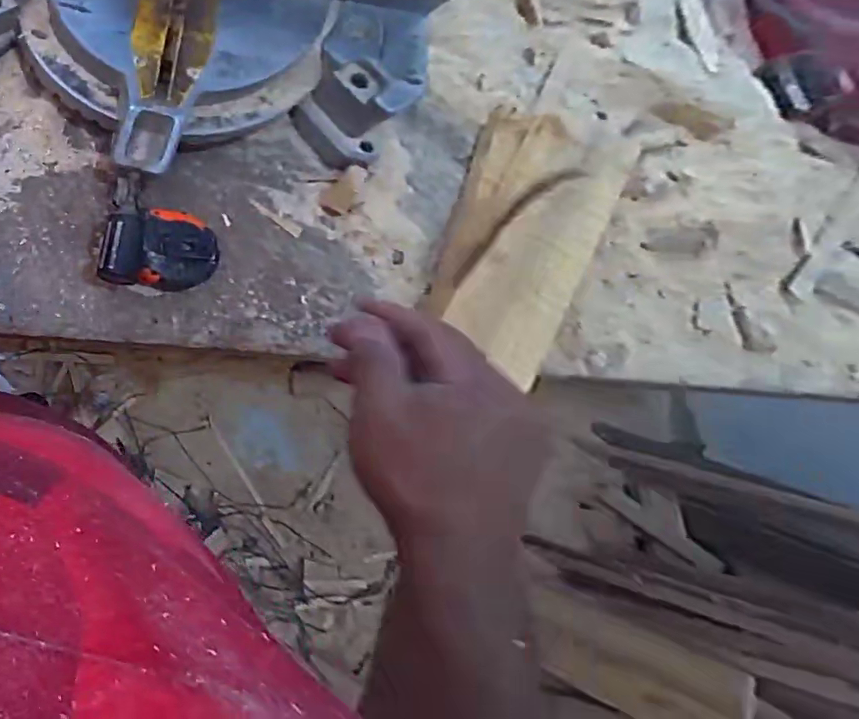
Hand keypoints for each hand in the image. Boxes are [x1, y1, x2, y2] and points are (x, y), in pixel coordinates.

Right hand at [329, 301, 548, 564]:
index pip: (430, 330)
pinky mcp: (512, 454)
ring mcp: (516, 429)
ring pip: (452, 380)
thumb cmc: (410, 473)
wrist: (457, 553)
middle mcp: (509, 398)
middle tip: (342, 343)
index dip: (388, 314)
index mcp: (481, 382)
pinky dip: (426, 394)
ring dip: (404, 370)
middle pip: (444, 353)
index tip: (352, 305)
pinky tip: (398, 406)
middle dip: (390, 343)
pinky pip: (464, 405)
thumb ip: (372, 356)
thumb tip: (361, 322)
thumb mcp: (379, 407)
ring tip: (357, 377)